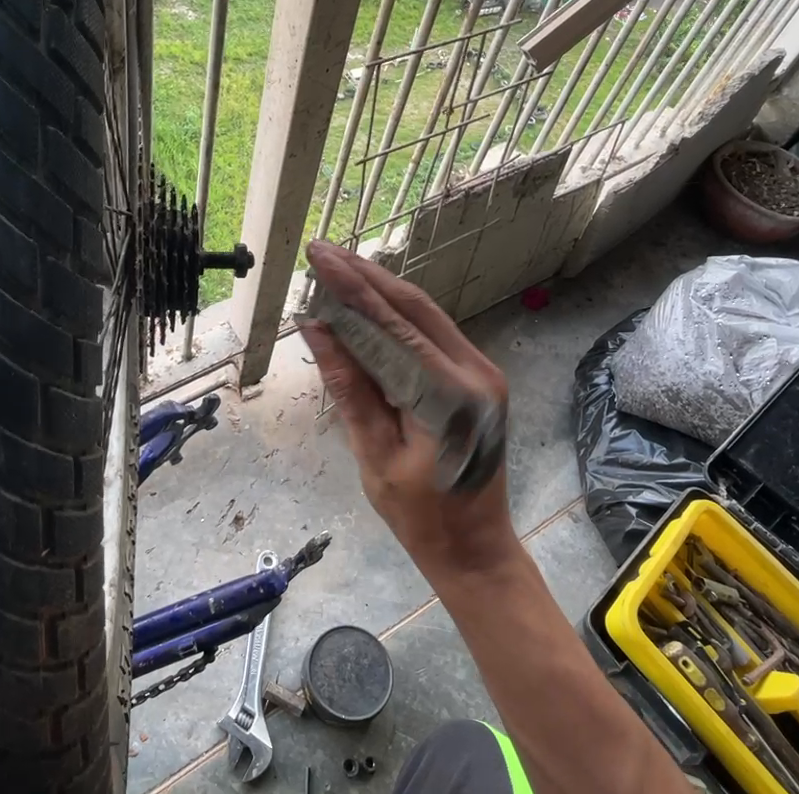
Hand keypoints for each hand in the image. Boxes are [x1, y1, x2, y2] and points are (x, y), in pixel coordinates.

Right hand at [299, 240, 520, 578]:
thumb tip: (317, 329)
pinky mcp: (476, 376)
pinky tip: (369, 298)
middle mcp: (474, 372)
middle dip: (365, 275)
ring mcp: (481, 371)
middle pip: (413, 307)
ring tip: (339, 263)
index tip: (318, 259)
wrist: (477, 548)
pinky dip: (397, 312)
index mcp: (450, 395)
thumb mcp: (375, 455)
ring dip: (381, 287)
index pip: (392, 327)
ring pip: (425, 312)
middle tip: (321, 250)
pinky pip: (432, 331)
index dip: (351, 289)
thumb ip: (349, 387)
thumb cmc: (421, 517)